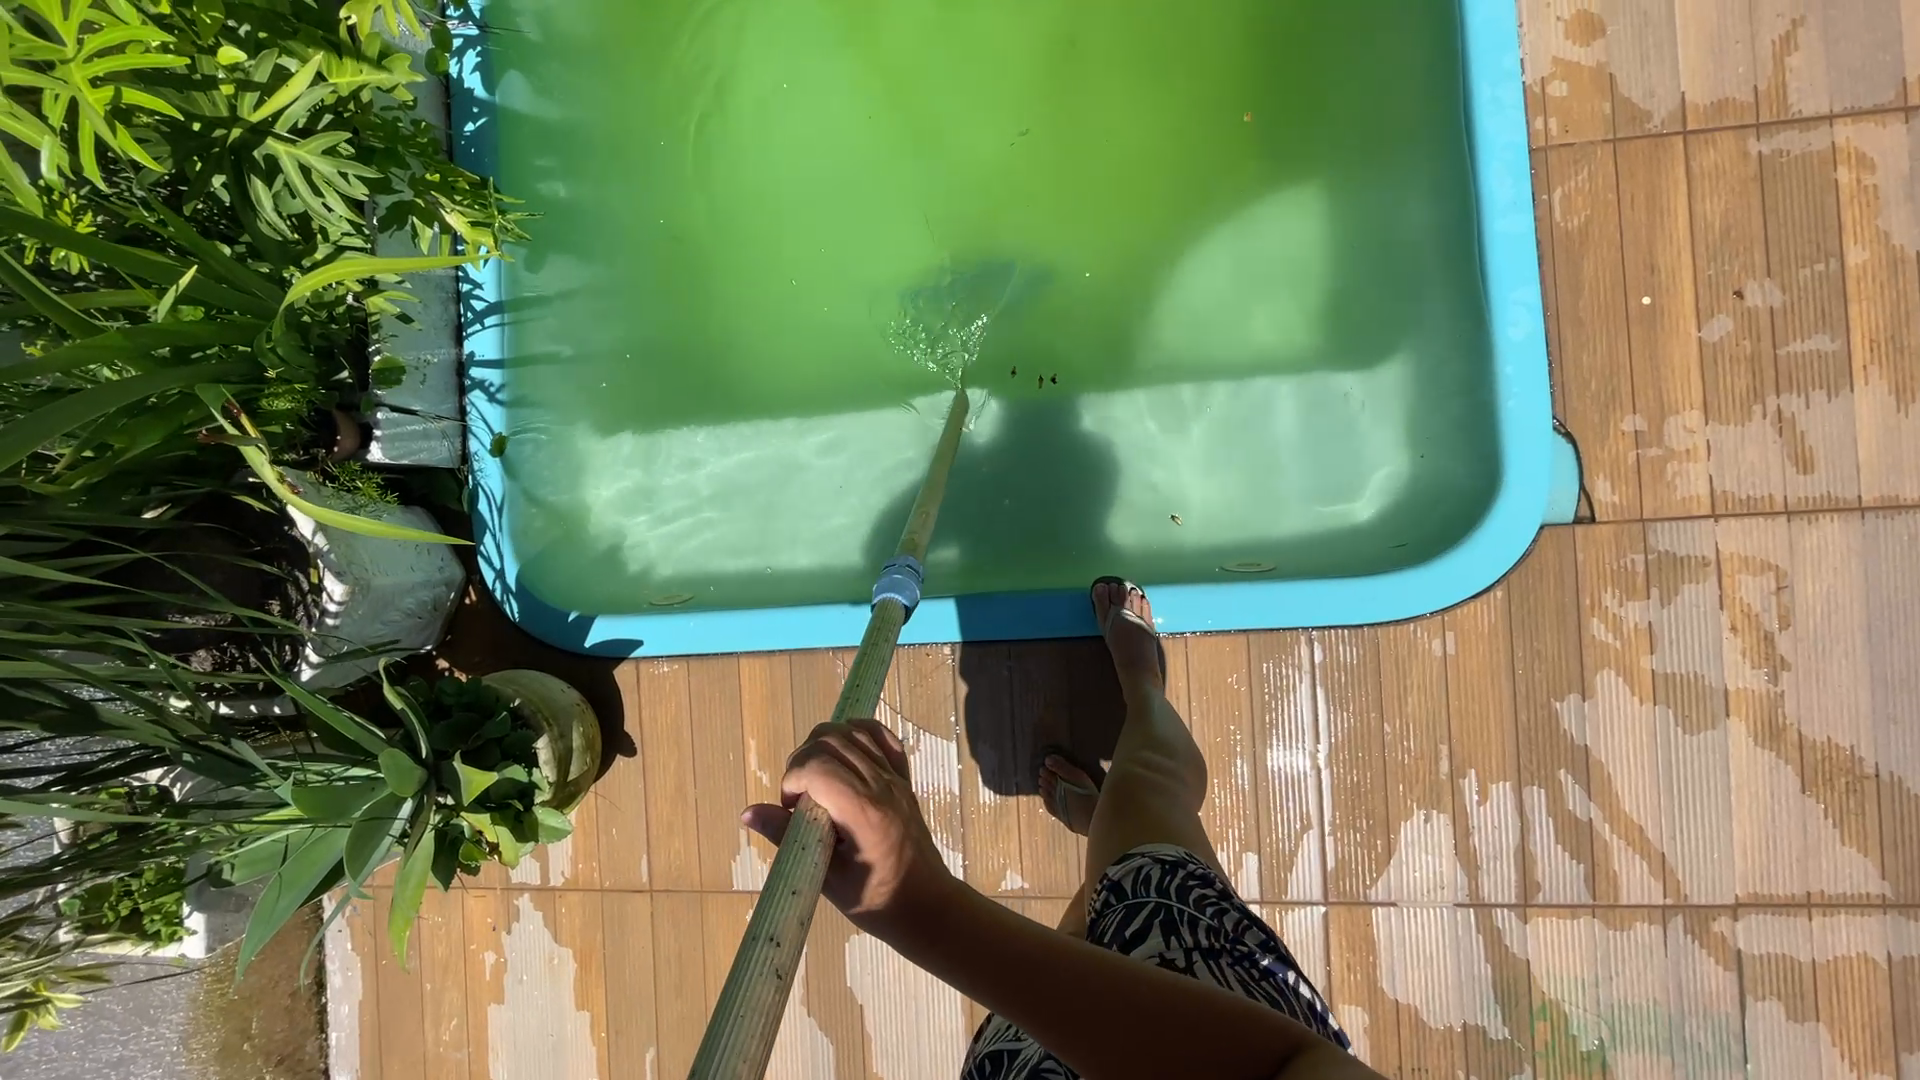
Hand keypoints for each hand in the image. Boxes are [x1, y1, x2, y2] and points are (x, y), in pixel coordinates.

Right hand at [742, 719, 956, 939]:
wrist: (926, 904)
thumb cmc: (874, 900)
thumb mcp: (825, 877)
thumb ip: (788, 838)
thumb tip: (748, 813)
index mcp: (863, 811)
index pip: (818, 766)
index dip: (793, 778)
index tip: (790, 807)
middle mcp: (881, 784)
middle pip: (833, 740)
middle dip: (803, 759)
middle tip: (799, 796)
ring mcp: (896, 777)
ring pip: (855, 731)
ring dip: (826, 744)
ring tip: (817, 778)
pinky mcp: (904, 777)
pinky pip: (883, 737)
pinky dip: (859, 733)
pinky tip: (844, 753)